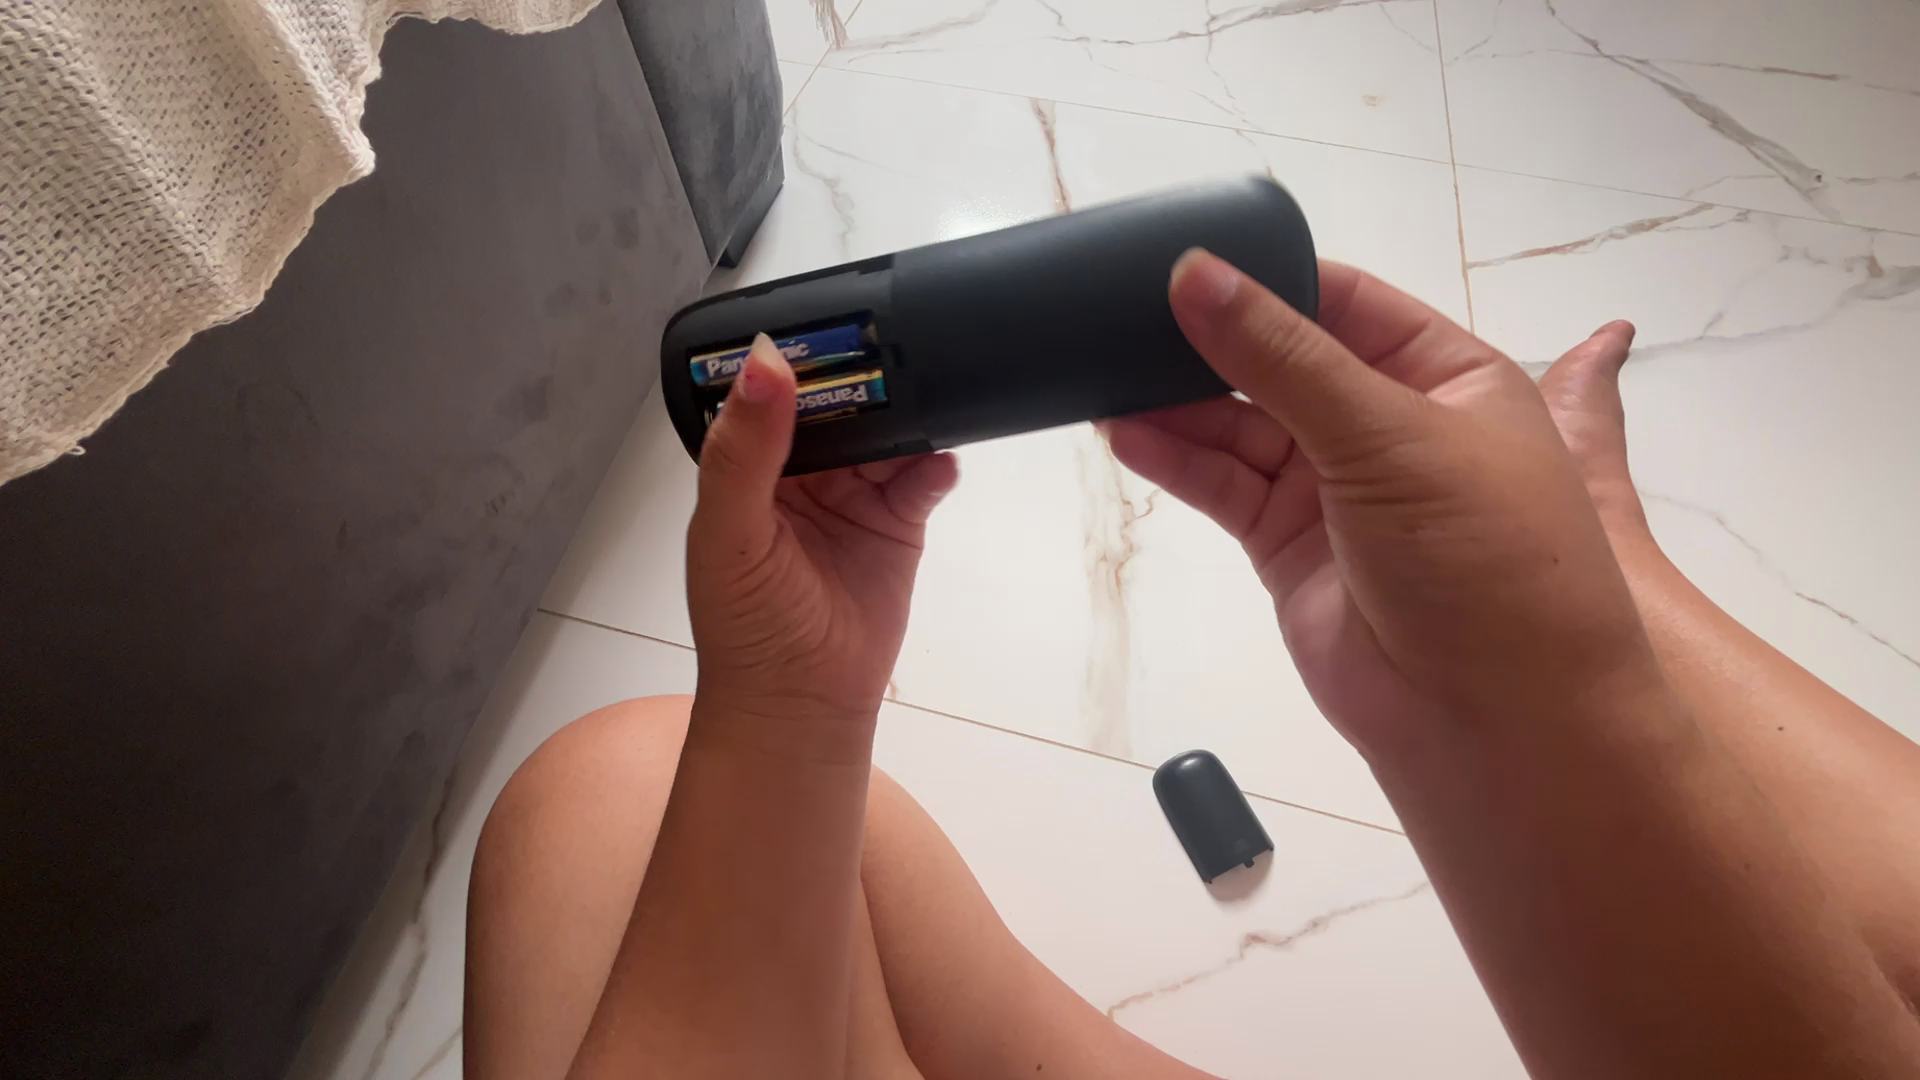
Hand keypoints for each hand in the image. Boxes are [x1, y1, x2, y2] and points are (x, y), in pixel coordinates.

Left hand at [685, 335, 957, 739]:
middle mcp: (806, 471)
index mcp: (754, 464)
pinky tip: (941, 462)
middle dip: (868, 380)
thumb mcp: (730, 532)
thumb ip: (745, 452)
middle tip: (900, 347)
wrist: (804, 701)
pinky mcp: (898, 523)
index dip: (802, 356)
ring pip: (889, 436)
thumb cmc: (749, 623)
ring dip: (908, 418)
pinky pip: (922, 481)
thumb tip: (764, 363)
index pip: (778, 393)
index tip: (833, 320)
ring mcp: (856, 495)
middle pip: (844, 406)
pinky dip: (936, 465)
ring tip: (931, 396)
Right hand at [1105, 253, 1662, 760]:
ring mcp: (1326, 486)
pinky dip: (1175, 462)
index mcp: (1440, 376)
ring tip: (1105, 386)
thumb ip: (1281, 358)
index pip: (1340, 302)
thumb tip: (1196, 276)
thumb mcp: (1386, 435)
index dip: (1265, 280)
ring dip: (1176, 410)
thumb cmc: (1478, 557)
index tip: (1184, 267)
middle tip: (1126, 329)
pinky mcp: (1280, 540)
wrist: (1485, 719)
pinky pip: (1221, 484)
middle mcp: (1380, 424)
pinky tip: (1126, 438)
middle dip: (1207, 349)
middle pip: (1275, 365)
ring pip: (1237, 429)